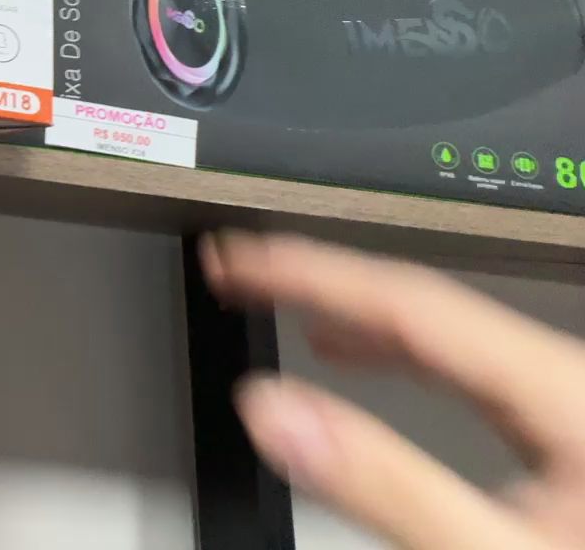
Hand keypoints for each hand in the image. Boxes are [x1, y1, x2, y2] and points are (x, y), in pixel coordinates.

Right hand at [202, 231, 584, 549]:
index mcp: (568, 392)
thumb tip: (269, 408)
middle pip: (419, 304)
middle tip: (235, 273)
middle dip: (311, 281)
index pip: (404, 298)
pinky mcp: (565, 433)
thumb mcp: (502, 549)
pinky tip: (354, 358)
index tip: (230, 258)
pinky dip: (389, 350)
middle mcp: (573, 386)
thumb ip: (386, 483)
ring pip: (440, 333)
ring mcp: (571, 406)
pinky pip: (461, 365)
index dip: (302, 269)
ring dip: (343, 314)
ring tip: (276, 307)